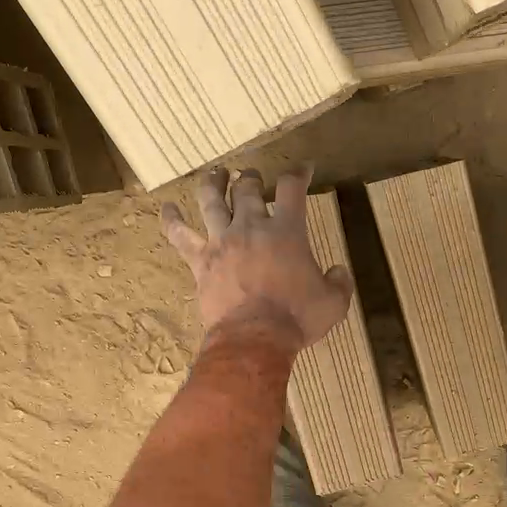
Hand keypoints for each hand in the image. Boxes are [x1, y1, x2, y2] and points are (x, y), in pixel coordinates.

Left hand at [162, 166, 354, 349]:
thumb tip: (338, 271)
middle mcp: (251, 227)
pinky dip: (172, 219)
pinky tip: (167, 208)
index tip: (304, 169)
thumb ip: (339, 283)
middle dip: (252, 179)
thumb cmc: (297, 318)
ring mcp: (222, 241)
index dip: (299, 174)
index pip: (292, 189)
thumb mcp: (333, 303)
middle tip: (253, 178)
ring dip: (213, 184)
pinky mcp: (201, 261)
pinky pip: (180, 235)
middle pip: (247, 189)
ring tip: (215, 175)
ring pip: (211, 201)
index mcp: (287, 232)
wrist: (255, 337)